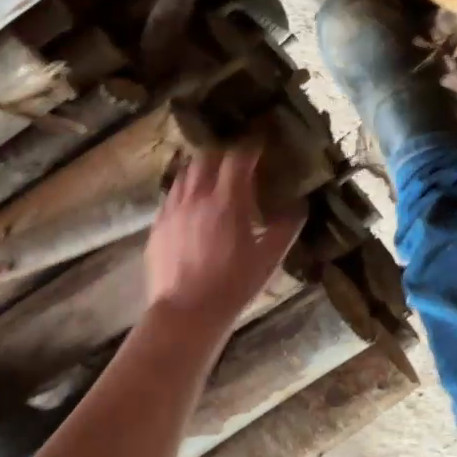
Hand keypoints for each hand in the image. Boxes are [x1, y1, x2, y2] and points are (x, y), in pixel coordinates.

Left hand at [145, 147, 304, 318]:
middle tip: (236, 161)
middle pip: (205, 158)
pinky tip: (192, 206)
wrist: (187, 311)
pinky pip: (170, 197)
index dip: (250, 147)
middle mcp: (196, 197)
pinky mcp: (157, 227)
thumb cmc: (234, 284)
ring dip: (200, 170)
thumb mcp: (269, 258)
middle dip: (222, 153)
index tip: (260, 145)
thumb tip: (299, 206)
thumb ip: (286, 228)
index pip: (237, 158)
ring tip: (212, 178)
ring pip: (184, 175)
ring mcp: (172, 210)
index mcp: (227, 201)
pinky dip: (184, 192)